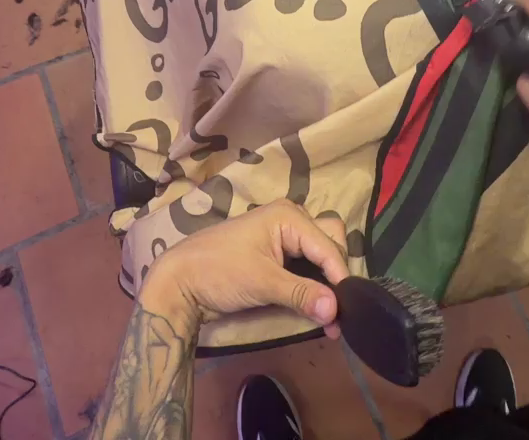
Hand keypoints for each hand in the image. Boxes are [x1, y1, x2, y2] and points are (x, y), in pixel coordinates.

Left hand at [140, 199, 349, 337]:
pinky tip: (317, 304)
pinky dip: (315, 281)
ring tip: (332, 314)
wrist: (180, 279)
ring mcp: (284, 235)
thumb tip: (336, 310)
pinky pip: (307, 261)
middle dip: (337, 274)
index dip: (340, 277)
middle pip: (330, 241)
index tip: (348, 310)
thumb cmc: (219, 271)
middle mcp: (291, 219)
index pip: (328, 245)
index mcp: (288, 216)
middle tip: (340, 310)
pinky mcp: (277, 252)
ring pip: (321, 251)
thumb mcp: (261, 282)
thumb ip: (300, 294)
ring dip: (328, 279)